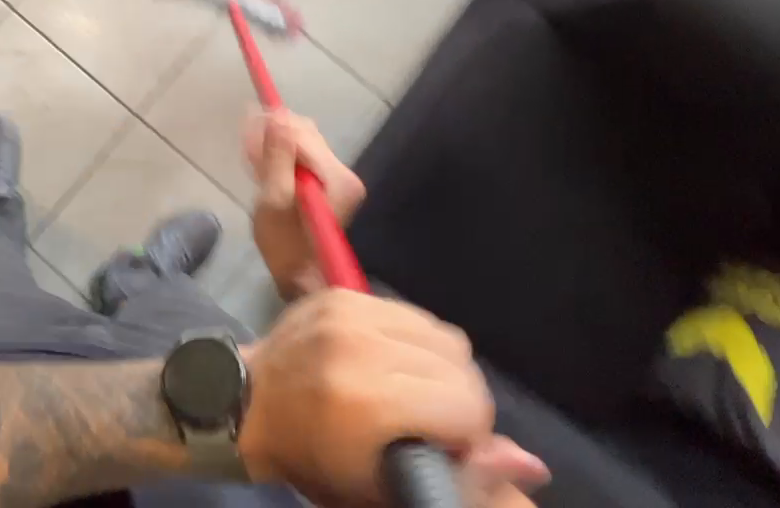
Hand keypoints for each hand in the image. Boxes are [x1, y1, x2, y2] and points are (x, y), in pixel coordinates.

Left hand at [237, 290, 549, 507]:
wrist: (248, 402)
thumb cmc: (316, 454)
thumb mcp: (383, 486)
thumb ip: (462, 479)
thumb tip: (532, 463)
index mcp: (366, 400)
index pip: (467, 403)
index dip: (468, 433)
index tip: (442, 445)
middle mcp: (357, 345)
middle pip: (459, 363)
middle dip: (458, 398)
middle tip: (428, 419)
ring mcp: (345, 311)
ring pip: (440, 333)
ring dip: (439, 365)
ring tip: (410, 389)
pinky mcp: (339, 293)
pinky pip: (409, 312)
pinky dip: (413, 339)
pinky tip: (390, 361)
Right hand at [245, 109, 364, 299]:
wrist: (302, 279)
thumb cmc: (285, 243)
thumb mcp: (274, 199)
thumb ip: (277, 156)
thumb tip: (277, 116)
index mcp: (336, 175)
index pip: (300, 132)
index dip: (271, 126)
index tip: (246, 133)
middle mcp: (343, 172)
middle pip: (304, 133)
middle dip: (272, 134)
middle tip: (248, 152)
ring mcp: (338, 179)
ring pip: (302, 143)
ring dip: (275, 145)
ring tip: (253, 162)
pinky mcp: (329, 185)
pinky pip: (302, 157)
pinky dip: (282, 158)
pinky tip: (266, 169)